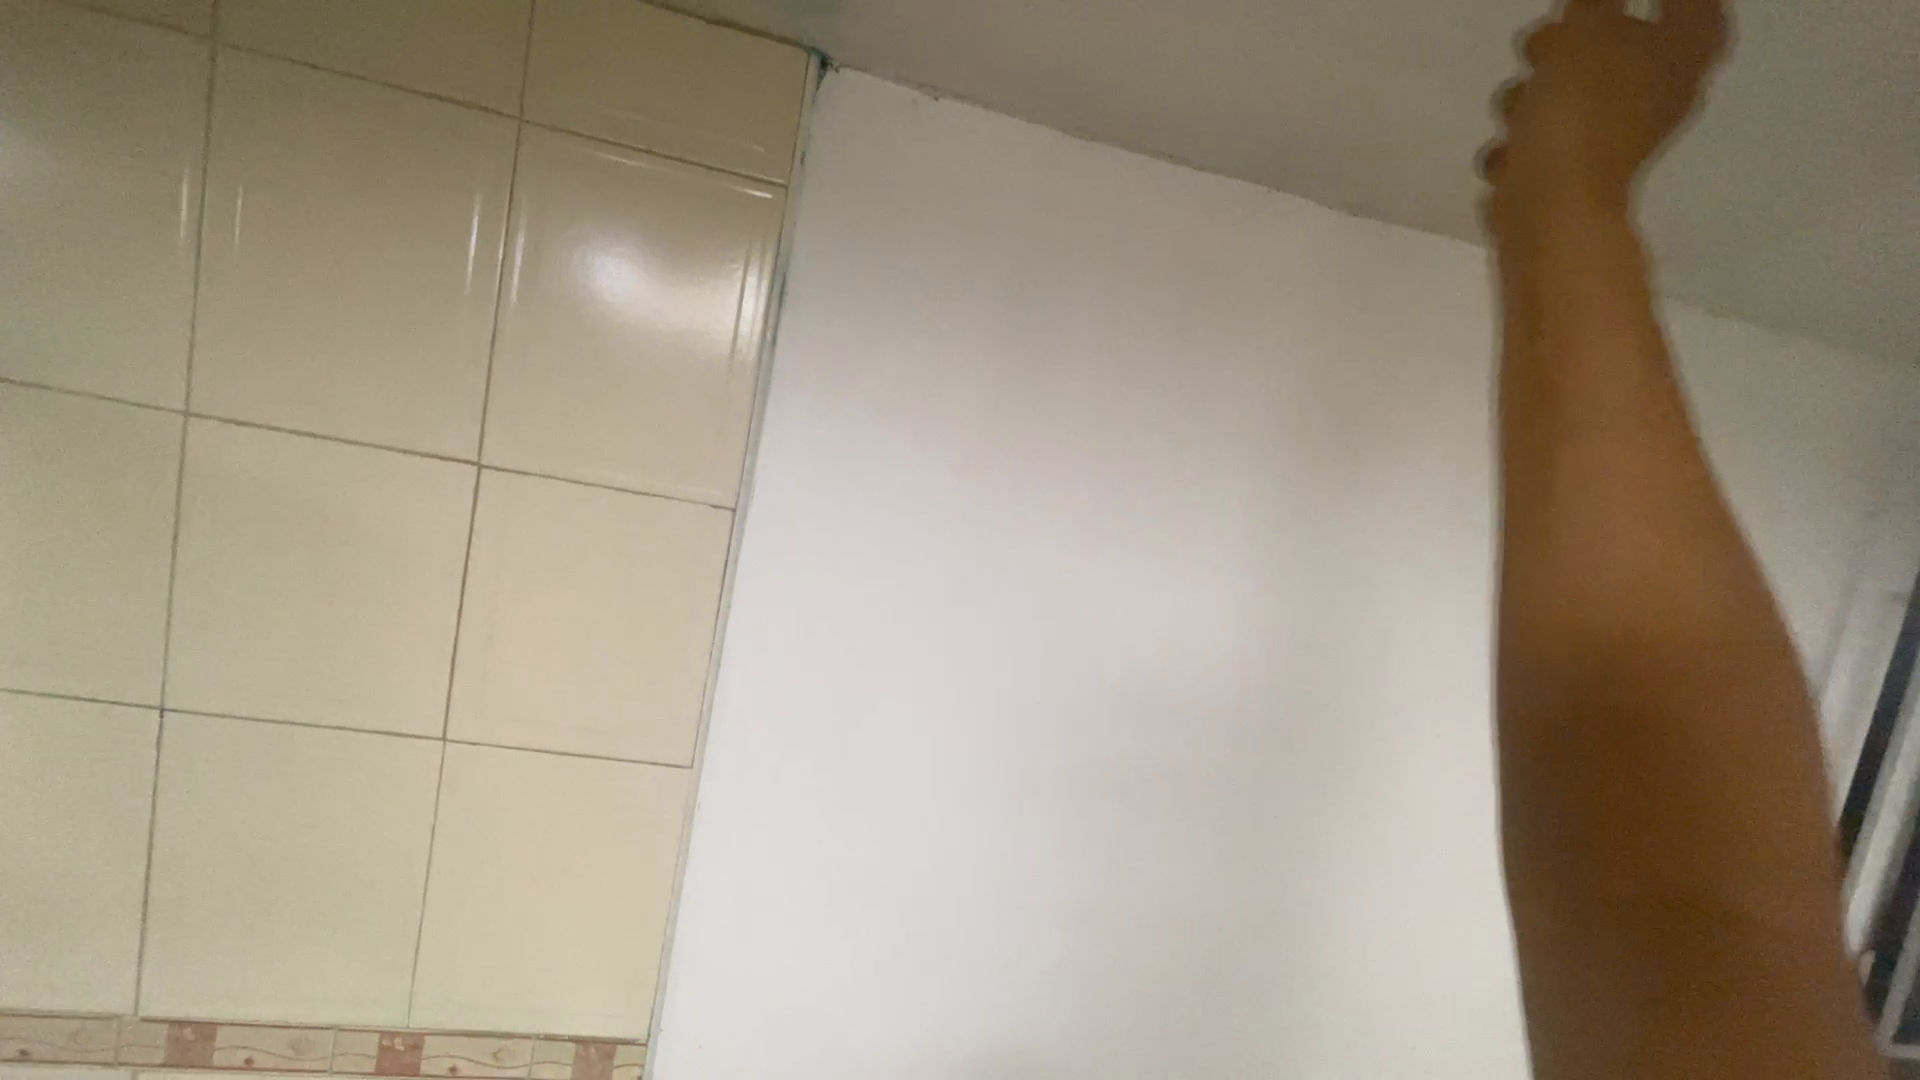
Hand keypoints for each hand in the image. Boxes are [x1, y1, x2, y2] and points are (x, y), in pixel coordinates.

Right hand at [1481, 0, 1729, 225]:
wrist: (1548, 210)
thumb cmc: (1580, 116)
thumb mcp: (1587, 33)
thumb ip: (1593, 0)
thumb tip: (1590, 1)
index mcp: (1686, 48)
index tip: (1594, 2)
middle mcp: (1660, 89)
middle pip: (1615, 44)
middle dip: (1570, 41)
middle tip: (1542, 40)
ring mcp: (1612, 136)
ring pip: (1566, 94)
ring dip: (1531, 96)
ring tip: (1514, 106)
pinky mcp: (1568, 172)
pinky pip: (1538, 143)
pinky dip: (1519, 146)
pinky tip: (1509, 153)